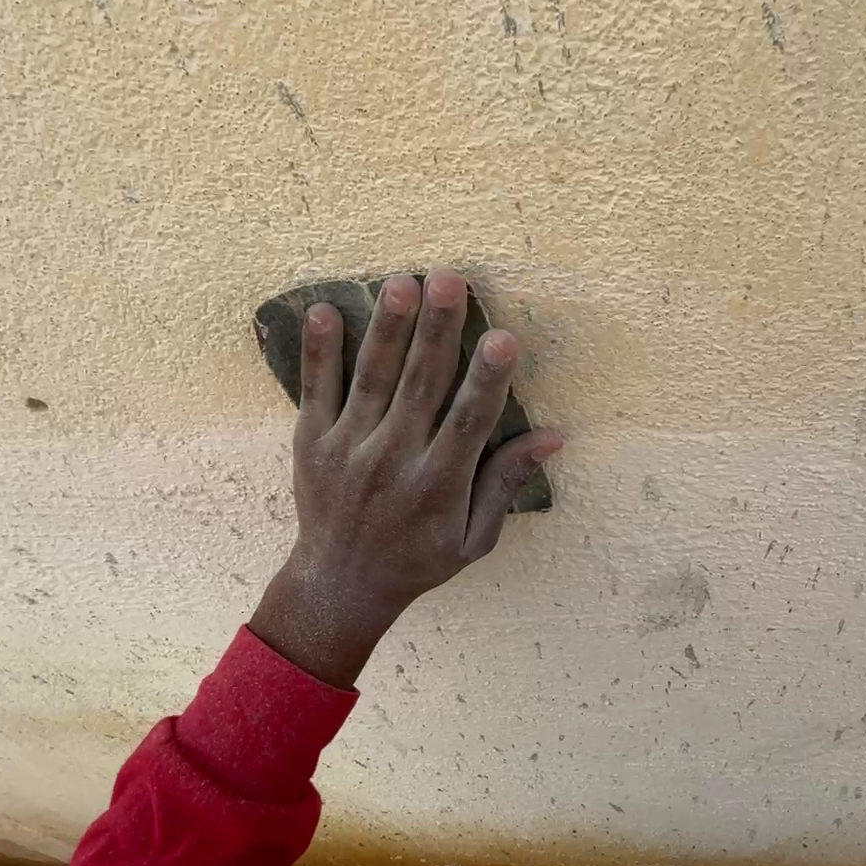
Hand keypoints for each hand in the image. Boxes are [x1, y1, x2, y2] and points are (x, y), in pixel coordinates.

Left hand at [248, 270, 563, 687]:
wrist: (339, 585)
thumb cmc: (418, 559)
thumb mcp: (475, 538)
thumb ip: (506, 483)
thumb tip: (553, 437)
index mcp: (438, 485)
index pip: (469, 422)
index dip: (487, 380)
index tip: (503, 338)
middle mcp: (393, 460)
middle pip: (420, 386)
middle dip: (437, 331)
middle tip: (448, 280)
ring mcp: (349, 448)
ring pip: (373, 379)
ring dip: (388, 329)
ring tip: (400, 283)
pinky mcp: (312, 442)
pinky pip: (316, 390)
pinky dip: (320, 352)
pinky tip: (324, 311)